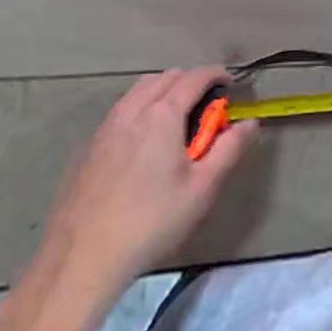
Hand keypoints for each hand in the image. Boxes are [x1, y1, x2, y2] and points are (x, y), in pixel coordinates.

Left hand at [38, 68, 258, 285]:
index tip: (230, 84)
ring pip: (139, 90)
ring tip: (177, 120)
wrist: (82, 257)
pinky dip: (140, 108)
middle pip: (165, 78)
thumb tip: (250, 123)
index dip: (216, 74)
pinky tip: (143, 142)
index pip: (194, 77)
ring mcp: (105, 126)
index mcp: (162, 114)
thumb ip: (229, 149)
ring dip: (163, 91)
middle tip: (207, 106)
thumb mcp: (202, 189)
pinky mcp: (88, 146)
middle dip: (190, 81)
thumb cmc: (151, 222)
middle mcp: (132, 109)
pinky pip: (121, 110)